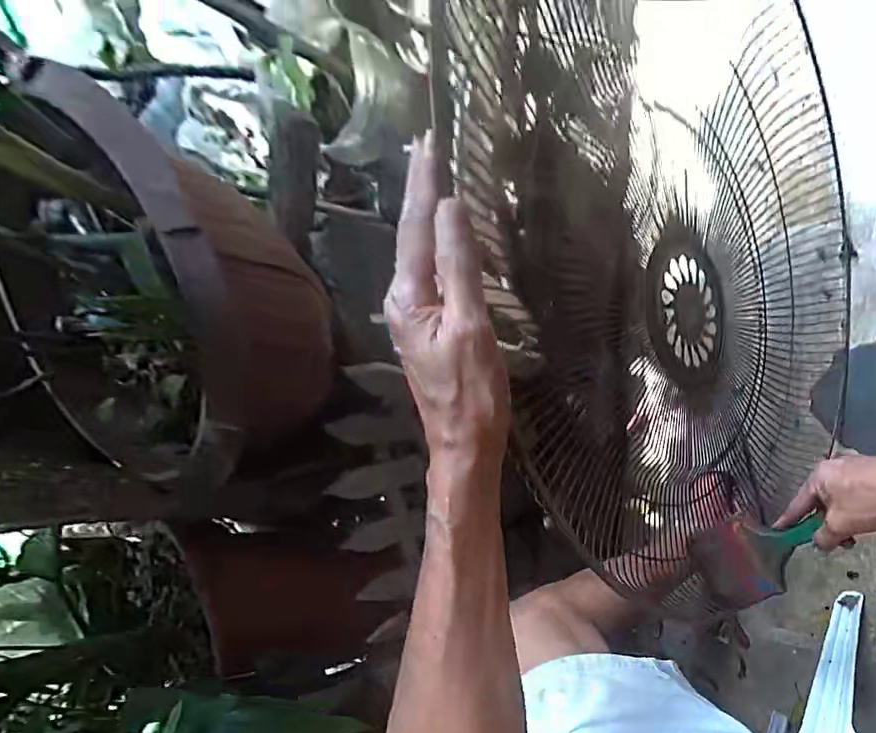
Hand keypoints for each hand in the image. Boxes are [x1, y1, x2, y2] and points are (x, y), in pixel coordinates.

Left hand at [385, 133, 509, 469]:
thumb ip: (461, 268)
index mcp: (409, 298)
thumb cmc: (472, 396)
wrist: (465, 447)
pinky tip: (450, 243)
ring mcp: (415, 320)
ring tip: (438, 185)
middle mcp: (403, 303)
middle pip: (413, 239)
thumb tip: (453, 209)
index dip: (425, 185)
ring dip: (430, 221)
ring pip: (423, 259)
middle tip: (430, 151)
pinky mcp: (430, 334)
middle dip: (422, 194)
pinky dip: (443, 253)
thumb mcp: (471, 329)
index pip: (417, 229)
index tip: (429, 143)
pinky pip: (435, 280)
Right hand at [775, 456, 875, 550]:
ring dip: (841, 519)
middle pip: (819, 501)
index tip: (778, 530)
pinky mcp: (873, 469)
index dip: (788, 521)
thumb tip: (820, 542)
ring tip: (853, 535)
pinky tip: (866, 522)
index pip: (797, 504)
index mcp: (819, 476)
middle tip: (830, 540)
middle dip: (823, 523)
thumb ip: (822, 538)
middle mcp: (834, 466)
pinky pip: (855, 493)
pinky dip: (855, 510)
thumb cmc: (869, 503)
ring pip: (839, 499)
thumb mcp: (839, 526)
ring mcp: (855, 466)